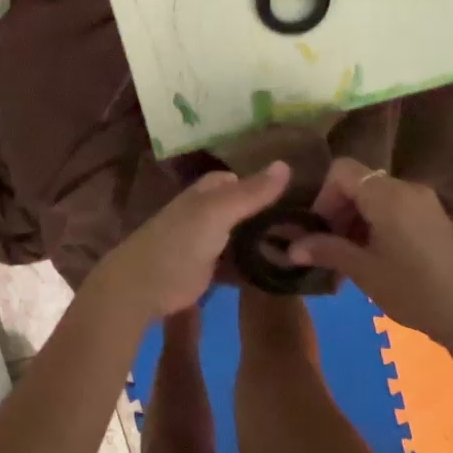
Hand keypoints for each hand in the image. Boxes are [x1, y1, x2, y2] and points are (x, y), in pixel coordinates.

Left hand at [87, 163, 291, 323]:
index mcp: (205, 194)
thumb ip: (250, 193)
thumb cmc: (178, 241)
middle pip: (241, 209)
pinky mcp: (209, 272)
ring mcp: (207, 244)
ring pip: (241, 237)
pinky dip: (256, 266)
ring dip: (265, 241)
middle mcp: (206, 215)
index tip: (295, 187)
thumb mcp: (217, 212)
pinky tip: (282, 271)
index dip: (259, 180)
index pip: (234, 180)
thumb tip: (286, 164)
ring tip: (305, 245)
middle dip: (268, 212)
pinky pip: (238, 265)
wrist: (144, 287)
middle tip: (309, 220)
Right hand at [290, 158, 452, 345]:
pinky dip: (375, 221)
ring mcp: (422, 200)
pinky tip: (372, 253)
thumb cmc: (413, 290)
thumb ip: (326, 250)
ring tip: (348, 254)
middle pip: (358, 181)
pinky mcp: (432, 214)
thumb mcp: (363, 271)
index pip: (341, 171)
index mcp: (387, 196)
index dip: (323, 195)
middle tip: (328, 245)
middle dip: (337, 209)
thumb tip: (290, 247)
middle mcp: (405, 188)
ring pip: (374, 194)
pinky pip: (393, 205)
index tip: (319, 228)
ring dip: (355, 217)